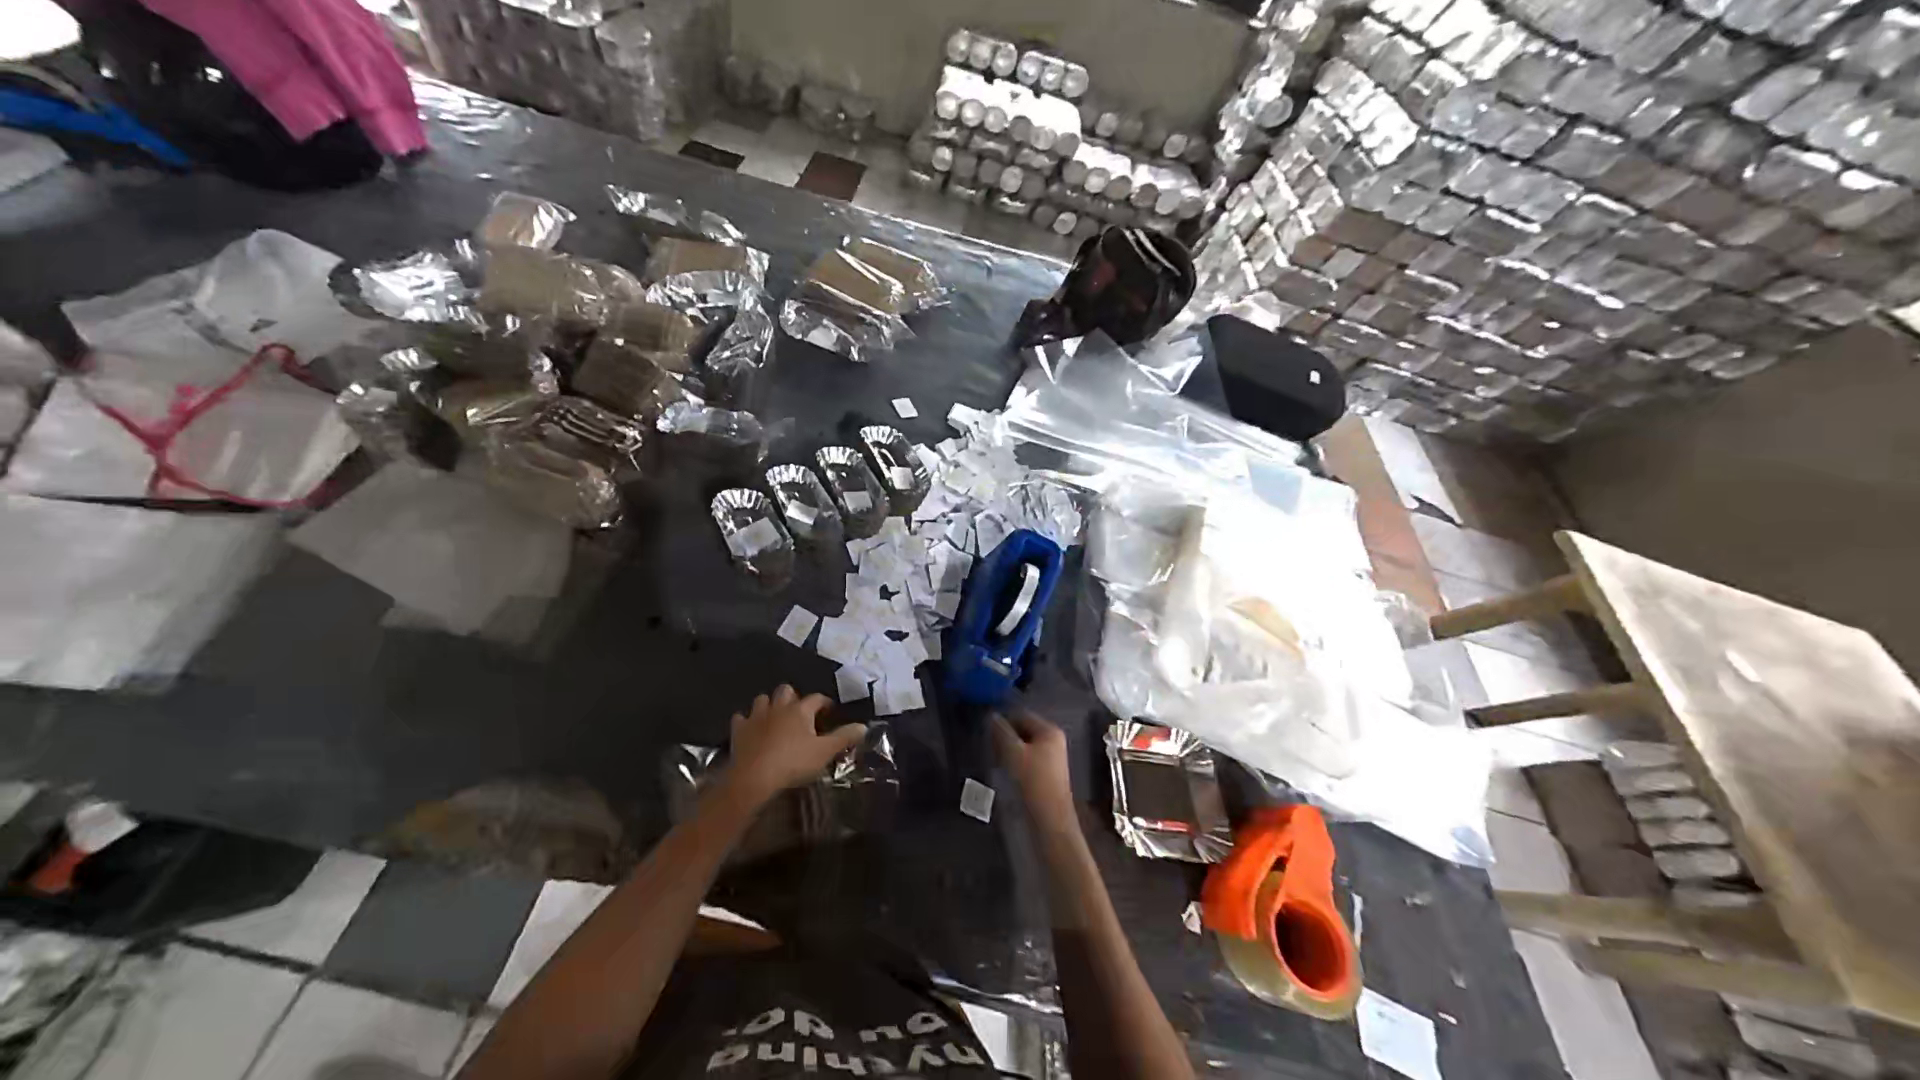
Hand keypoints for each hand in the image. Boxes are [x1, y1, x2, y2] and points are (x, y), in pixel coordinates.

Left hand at [722, 685, 865, 803]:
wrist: (753, 778)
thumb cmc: (793, 763)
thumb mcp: (825, 752)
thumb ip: (844, 737)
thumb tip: (863, 725)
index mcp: (800, 710)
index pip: (816, 698)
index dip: (824, 703)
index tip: (830, 711)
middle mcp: (778, 707)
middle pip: (785, 690)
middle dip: (793, 696)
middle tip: (800, 712)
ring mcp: (756, 717)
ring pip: (762, 700)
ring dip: (769, 705)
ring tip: (776, 717)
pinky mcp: (739, 730)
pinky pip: (741, 718)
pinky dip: (747, 721)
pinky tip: (752, 729)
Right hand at [991, 708, 1075, 825]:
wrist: (1050, 818)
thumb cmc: (1033, 781)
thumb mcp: (1013, 752)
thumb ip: (1002, 732)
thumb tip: (992, 716)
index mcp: (1049, 731)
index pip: (1022, 715)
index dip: (1004, 721)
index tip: (987, 732)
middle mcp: (1053, 740)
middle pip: (1024, 730)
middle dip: (1006, 736)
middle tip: (990, 746)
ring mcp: (1051, 757)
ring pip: (1024, 745)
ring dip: (1008, 749)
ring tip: (995, 759)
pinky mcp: (1046, 772)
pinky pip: (1027, 758)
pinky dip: (1015, 761)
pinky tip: (1005, 770)